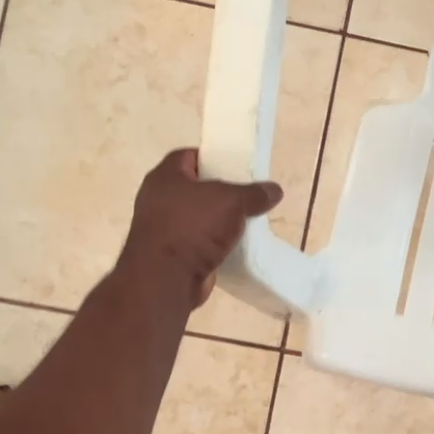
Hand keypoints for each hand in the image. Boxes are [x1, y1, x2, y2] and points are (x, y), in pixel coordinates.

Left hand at [121, 149, 282, 306]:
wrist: (167, 278)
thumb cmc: (193, 227)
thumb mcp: (232, 201)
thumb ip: (254, 194)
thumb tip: (275, 190)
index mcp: (165, 176)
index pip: (188, 156)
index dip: (212, 157)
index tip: (235, 166)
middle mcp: (158, 198)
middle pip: (194, 187)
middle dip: (221, 192)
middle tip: (246, 196)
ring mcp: (162, 227)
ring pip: (197, 216)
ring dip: (218, 220)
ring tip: (245, 221)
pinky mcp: (170, 253)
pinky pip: (197, 241)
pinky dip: (213, 243)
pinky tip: (234, 246)